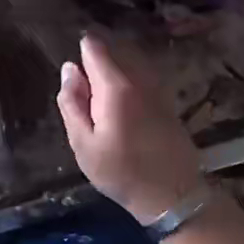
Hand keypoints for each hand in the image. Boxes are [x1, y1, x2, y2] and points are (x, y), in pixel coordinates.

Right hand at [56, 33, 201, 220]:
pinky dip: (129, 69)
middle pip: (116, 46)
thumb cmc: (121, 172)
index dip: (80, 46)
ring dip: (114, 57)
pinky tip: (118, 88)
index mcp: (115, 88)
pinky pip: (144, 70)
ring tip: (95, 74)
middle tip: (80, 69)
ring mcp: (157, 88)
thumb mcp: (83, 143)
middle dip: (97, 49)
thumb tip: (69, 69)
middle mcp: (139, 80)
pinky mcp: (167, 99)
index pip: (95, 47)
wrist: (174, 197)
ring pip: (133, 56)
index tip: (71, 59)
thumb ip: (72, 103)